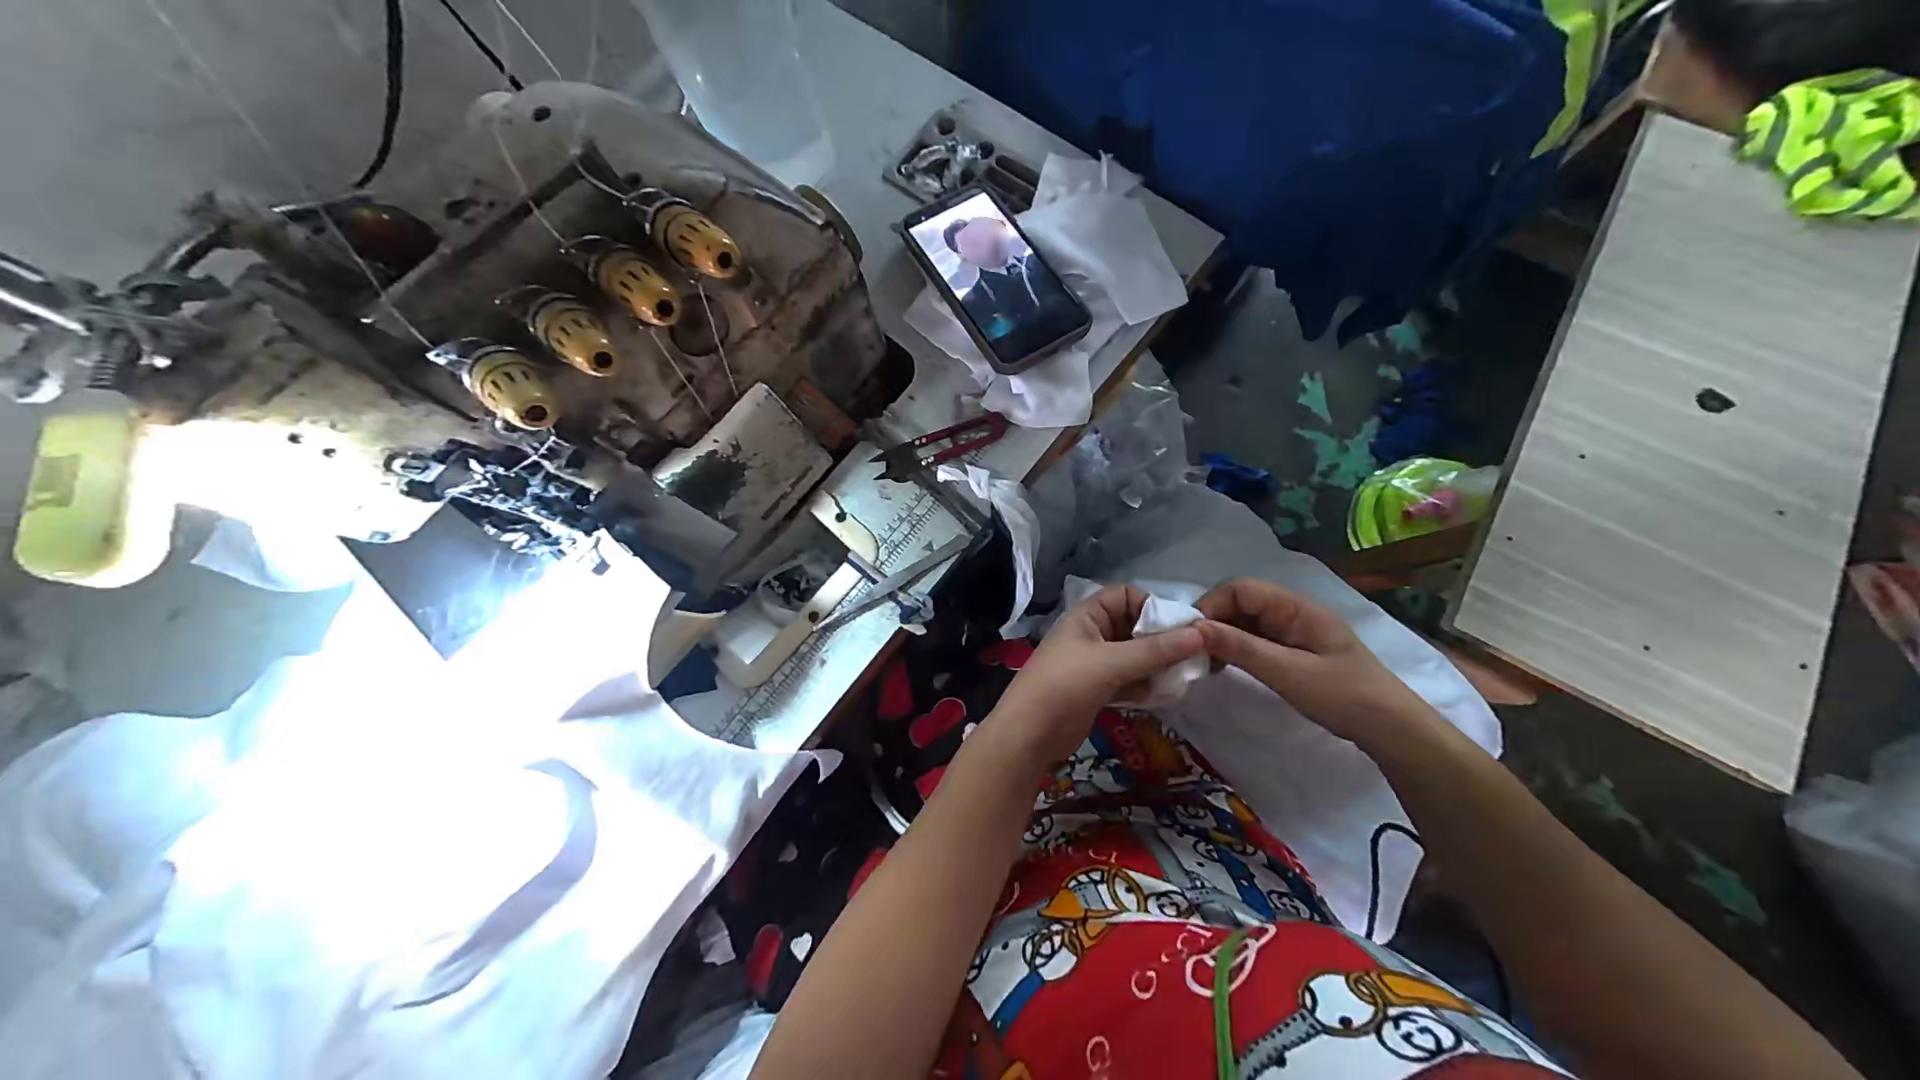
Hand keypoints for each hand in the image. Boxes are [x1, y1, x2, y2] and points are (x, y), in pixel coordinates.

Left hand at [986, 585, 1203, 765]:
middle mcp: (1092, 634)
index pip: (1126, 596)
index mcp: (1088, 615)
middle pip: (1134, 626)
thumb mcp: (1112, 663)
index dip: (1152, 607)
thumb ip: (1157, 649)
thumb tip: (1202, 633)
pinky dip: (1146, 685)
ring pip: (1135, 655)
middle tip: (1194, 656)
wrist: (1029, 734)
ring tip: (1186, 676)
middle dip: (1162, 639)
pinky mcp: (1098, 689)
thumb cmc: (1066, 686)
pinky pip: (1130, 679)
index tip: (1182, 628)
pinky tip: (1166, 695)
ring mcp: (1095, 663)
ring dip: (1158, 665)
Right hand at [1193, 578, 1433, 743]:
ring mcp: (1292, 631)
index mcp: (1296, 607)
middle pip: (1239, 602)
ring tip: (1205, 664)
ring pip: (1243, 621)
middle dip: (1212, 622)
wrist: (1393, 730)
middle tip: (1192, 653)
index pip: (1240, 589)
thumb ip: (1241, 648)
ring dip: (1220, 637)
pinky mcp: (1292, 651)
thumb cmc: (1345, 697)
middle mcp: (1291, 612)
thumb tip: (1194, 628)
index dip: (1211, 606)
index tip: (1190, 636)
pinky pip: (1253, 639)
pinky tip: (1223, 668)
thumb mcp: (1289, 673)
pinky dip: (1233, 650)